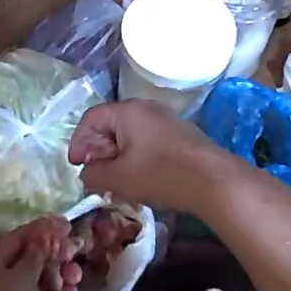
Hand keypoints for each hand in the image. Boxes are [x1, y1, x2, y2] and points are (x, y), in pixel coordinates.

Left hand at [0, 217, 81, 290]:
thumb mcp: (20, 277)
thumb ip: (36, 255)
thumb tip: (44, 235)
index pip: (18, 239)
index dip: (41, 229)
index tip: (66, 223)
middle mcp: (3, 282)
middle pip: (32, 261)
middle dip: (54, 254)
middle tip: (76, 250)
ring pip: (41, 284)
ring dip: (60, 277)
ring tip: (76, 276)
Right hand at [68, 100, 241, 214]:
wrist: (214, 181)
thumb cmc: (161, 174)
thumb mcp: (120, 178)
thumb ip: (94, 174)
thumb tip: (86, 173)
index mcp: (127, 111)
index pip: (92, 118)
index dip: (78, 141)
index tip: (76, 165)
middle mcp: (146, 109)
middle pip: (111, 124)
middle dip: (98, 150)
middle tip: (95, 175)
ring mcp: (166, 120)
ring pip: (130, 135)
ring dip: (117, 156)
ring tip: (116, 182)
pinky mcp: (180, 135)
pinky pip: (148, 141)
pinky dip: (136, 157)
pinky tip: (140, 180)